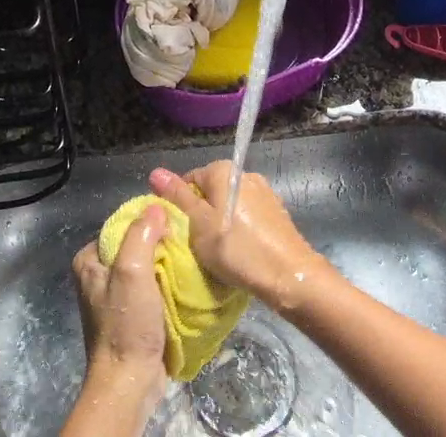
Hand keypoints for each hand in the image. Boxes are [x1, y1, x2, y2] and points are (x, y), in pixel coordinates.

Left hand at [72, 203, 169, 405]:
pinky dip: (167, 286)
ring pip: (146, 268)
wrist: (130, 381)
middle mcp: (97, 276)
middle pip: (134, 246)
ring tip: (190, 260)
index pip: (121, 226)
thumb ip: (141, 235)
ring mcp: (114, 298)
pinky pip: (151, 289)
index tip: (173, 224)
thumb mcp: (132, 271)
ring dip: (166, 267)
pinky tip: (185, 283)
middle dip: (159, 244)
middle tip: (186, 243)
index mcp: (88, 261)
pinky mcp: (130, 316)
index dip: (147, 222)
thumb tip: (156, 205)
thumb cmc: (126, 325)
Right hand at [149, 162, 327, 313]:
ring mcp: (264, 193)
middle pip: (211, 192)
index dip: (179, 204)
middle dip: (201, 214)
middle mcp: (246, 174)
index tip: (180, 230)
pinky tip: (239, 252)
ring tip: (217, 251)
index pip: (190, 179)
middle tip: (196, 243)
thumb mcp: (198, 223)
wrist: (289, 275)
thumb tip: (156, 171)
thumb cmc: (236, 248)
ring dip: (221, 224)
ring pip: (230, 206)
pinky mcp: (276, 213)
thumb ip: (177, 197)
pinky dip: (240, 231)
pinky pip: (248, 217)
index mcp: (224, 170)